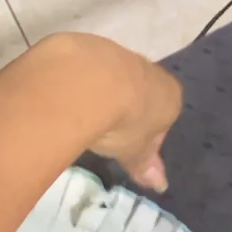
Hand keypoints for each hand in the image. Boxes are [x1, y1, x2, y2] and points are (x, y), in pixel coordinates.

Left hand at [43, 33, 181, 191]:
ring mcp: (116, 52)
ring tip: (79, 116)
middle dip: (123, 109)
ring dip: (98, 93)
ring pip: (111, 75)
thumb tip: (160, 185)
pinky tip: (63, 97)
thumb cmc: (122, 122)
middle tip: (103, 133)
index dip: (146, 134)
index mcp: (169, 94)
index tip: (127, 148)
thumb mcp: (133, 152)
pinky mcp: (86, 45)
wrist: (86, 81)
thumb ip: (145, 165)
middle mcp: (147, 68)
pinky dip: (76, 81)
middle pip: (139, 91)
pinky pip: (84, 67)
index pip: (164, 114)